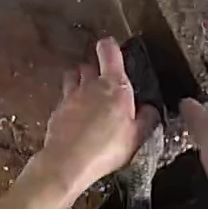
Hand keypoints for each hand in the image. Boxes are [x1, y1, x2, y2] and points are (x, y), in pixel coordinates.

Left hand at [23, 37, 159, 199]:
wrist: (69, 162)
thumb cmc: (108, 147)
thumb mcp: (138, 136)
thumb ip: (147, 119)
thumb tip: (150, 108)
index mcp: (115, 86)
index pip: (109, 52)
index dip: (110, 47)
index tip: (112, 49)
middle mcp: (90, 85)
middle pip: (89, 65)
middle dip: (95, 69)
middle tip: (103, 82)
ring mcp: (70, 97)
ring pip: (73, 76)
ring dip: (79, 80)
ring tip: (87, 94)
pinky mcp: (57, 111)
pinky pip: (64, 98)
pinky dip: (70, 102)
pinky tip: (76, 117)